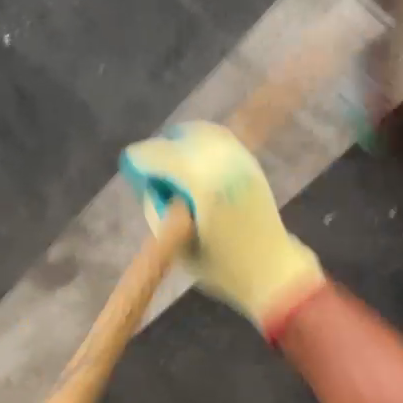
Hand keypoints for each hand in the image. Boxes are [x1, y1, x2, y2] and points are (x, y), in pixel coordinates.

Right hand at [121, 121, 325, 335]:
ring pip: (205, 133)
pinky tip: (193, 159)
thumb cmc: (222, 267)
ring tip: (170, 160)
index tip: (130, 162)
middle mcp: (224, 164)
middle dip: (162, 148)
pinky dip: (203, 144)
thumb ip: (159, 211)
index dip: (142, 157)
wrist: (272, 269)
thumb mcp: (179, 246)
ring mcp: (242, 161)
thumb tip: (149, 186)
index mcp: (204, 185)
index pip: (163, 155)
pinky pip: (222, 141)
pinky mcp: (252, 164)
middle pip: (184, 138)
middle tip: (150, 164)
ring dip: (183, 142)